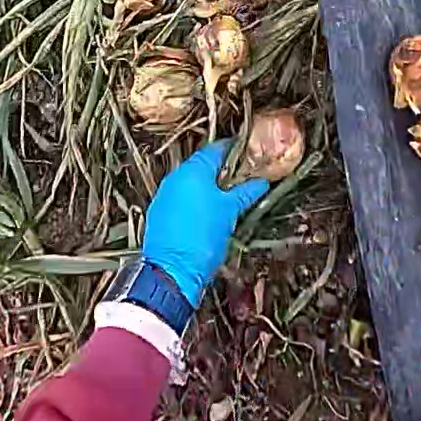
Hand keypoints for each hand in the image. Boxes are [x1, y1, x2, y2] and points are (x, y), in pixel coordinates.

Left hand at [141, 141, 269, 304]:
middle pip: (203, 164)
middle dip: (223, 170)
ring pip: (191, 182)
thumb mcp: (230, 212)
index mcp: (193, 170)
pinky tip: (208, 213)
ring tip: (228, 197)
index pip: (217, 148)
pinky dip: (195, 200)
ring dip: (208, 186)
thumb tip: (262, 182)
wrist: (171, 272)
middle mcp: (176, 177)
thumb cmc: (203, 237)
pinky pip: (181, 198)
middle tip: (242, 177)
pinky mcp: (159, 213)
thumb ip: (246, 192)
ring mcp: (165, 195)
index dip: (234, 149)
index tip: (248, 153)